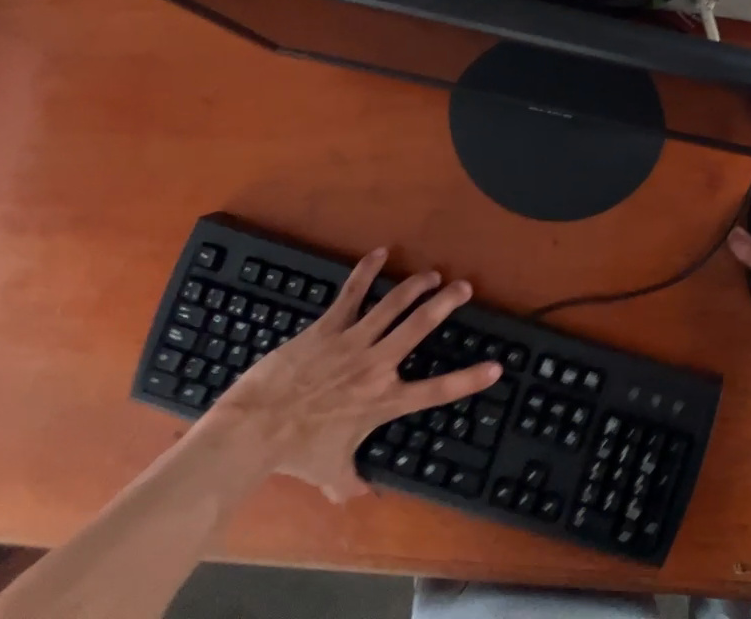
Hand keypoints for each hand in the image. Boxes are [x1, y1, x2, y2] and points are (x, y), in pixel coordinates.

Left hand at [199, 248, 501, 502]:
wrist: (255, 430)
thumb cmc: (296, 453)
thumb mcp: (330, 473)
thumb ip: (350, 484)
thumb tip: (360, 499)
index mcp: (384, 402)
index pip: (437, 390)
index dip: (469, 379)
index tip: (495, 367)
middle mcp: (376, 366)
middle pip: (419, 327)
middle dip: (445, 303)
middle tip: (464, 287)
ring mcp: (352, 343)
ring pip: (392, 305)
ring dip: (415, 286)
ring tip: (432, 274)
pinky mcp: (326, 329)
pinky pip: (351, 295)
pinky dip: (366, 271)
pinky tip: (380, 253)